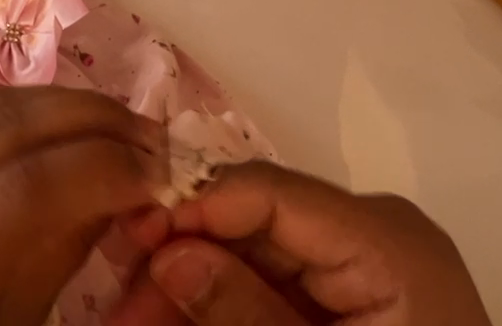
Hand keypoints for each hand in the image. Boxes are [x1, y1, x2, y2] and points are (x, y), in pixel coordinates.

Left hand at [0, 87, 167, 325]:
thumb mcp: (23, 315)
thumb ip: (69, 242)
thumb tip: (131, 179)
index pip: (25, 188)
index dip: (100, 166)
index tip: (157, 169)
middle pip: (7, 127)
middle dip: (92, 119)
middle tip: (151, 134)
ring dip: (68, 104)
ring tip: (123, 121)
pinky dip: (32, 107)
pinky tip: (72, 118)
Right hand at [108, 162, 490, 324]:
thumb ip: (248, 316)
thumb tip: (167, 255)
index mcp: (382, 241)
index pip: (264, 189)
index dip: (191, 205)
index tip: (129, 242)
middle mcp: (364, 234)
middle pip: (245, 222)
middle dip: (177, 261)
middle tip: (119, 306)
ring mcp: (351, 266)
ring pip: (243, 256)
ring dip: (186, 289)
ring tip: (131, 319)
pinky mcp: (338, 297)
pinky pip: (262, 286)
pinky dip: (217, 307)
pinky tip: (168, 320)